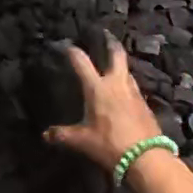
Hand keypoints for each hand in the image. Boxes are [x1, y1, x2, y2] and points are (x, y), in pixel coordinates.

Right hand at [43, 32, 163, 171]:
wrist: (147, 158)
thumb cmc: (110, 144)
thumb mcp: (82, 141)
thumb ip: (62, 135)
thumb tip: (45, 135)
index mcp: (97, 87)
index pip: (81, 61)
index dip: (72, 51)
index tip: (65, 45)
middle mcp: (116, 84)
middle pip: (116, 54)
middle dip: (110, 42)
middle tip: (105, 34)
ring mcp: (134, 93)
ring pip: (127, 70)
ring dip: (120, 63)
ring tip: (113, 63)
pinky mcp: (145, 104)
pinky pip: (134, 86)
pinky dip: (127, 82)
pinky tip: (124, 90)